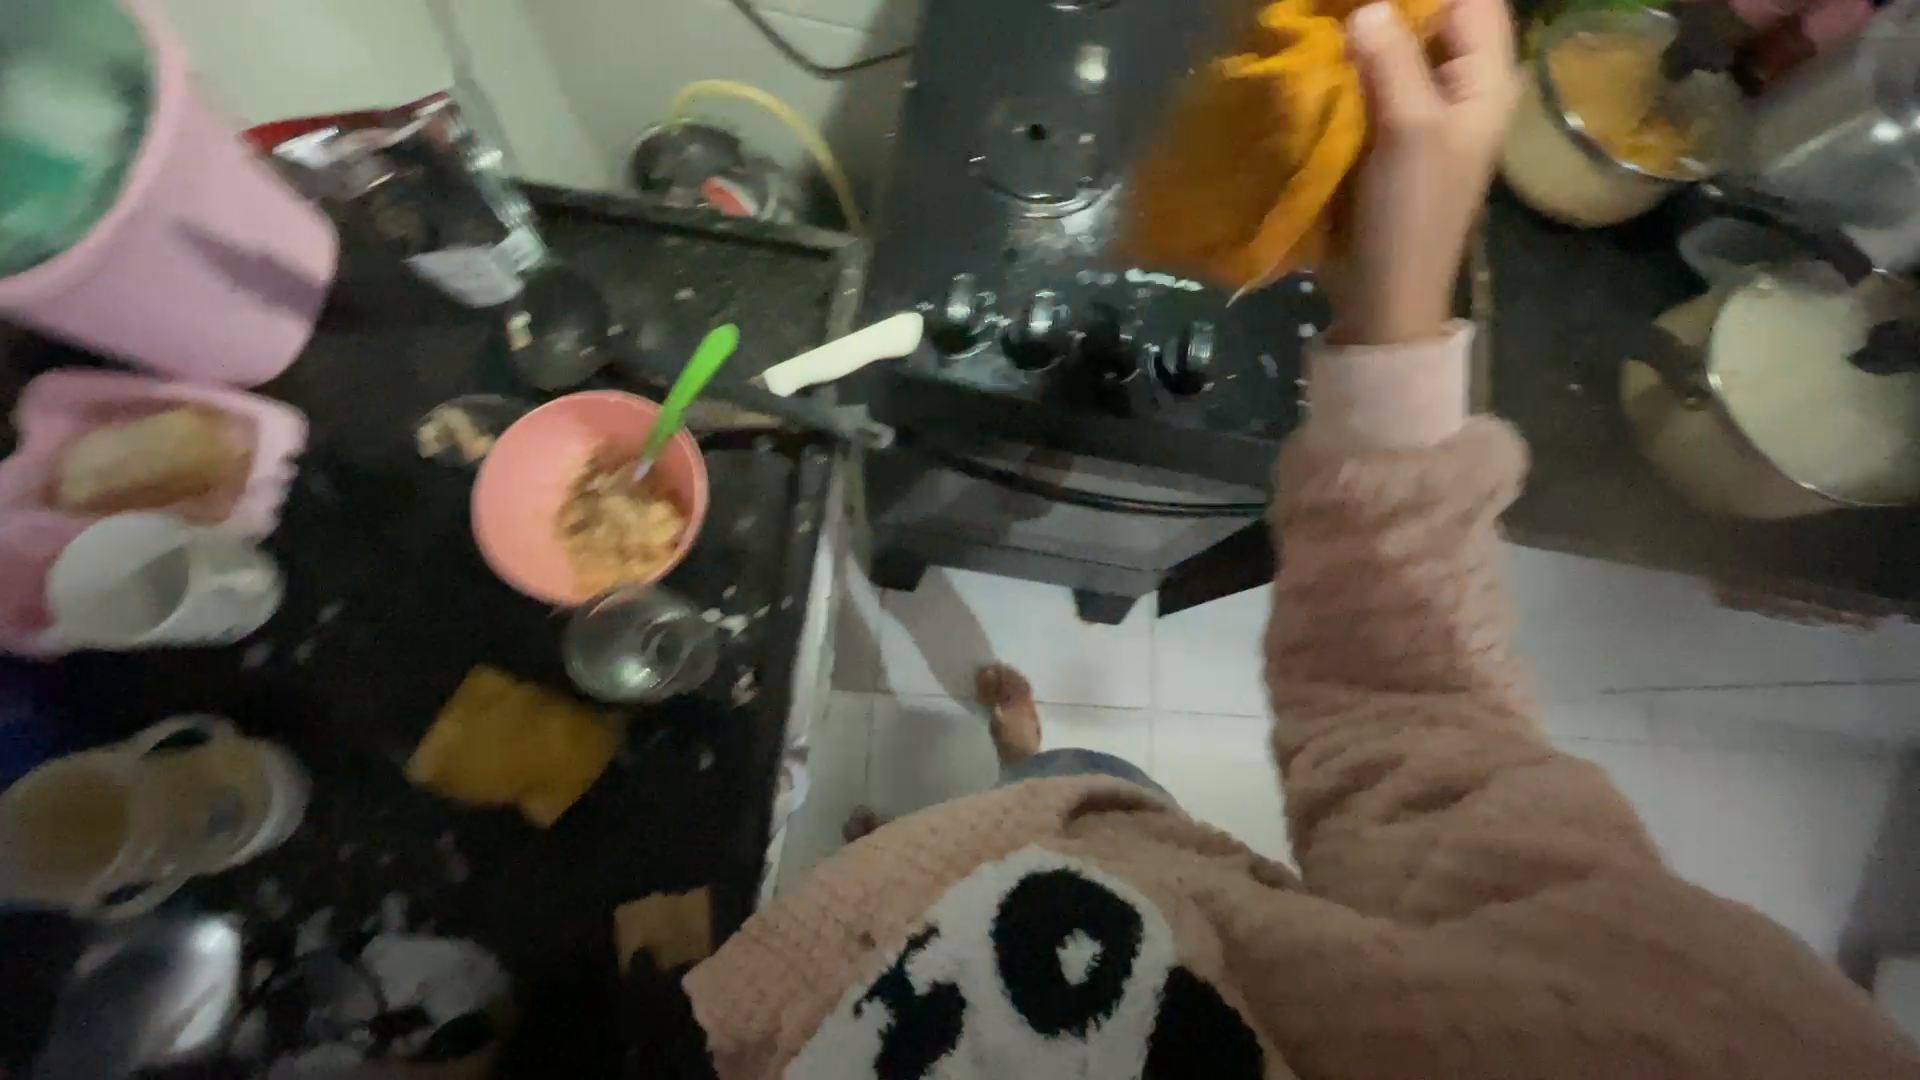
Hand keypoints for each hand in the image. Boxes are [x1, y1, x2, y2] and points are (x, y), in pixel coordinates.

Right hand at [1324, 0, 1518, 345]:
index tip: (1366, 1)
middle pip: (1426, 29)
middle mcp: (1453, 94)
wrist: (1381, 293)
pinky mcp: (1376, 150)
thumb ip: (1393, 62)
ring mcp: (1413, 123)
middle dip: (1382, 18)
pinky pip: (1362, 102)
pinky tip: (1313, 82)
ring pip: (1388, 66)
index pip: (1469, 3)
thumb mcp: (1410, 130)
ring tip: (1317, 41)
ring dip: (1354, 54)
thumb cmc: (1409, 214)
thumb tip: (1364, 9)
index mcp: (1483, 82)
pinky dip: (1340, 89)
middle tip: (1332, 16)